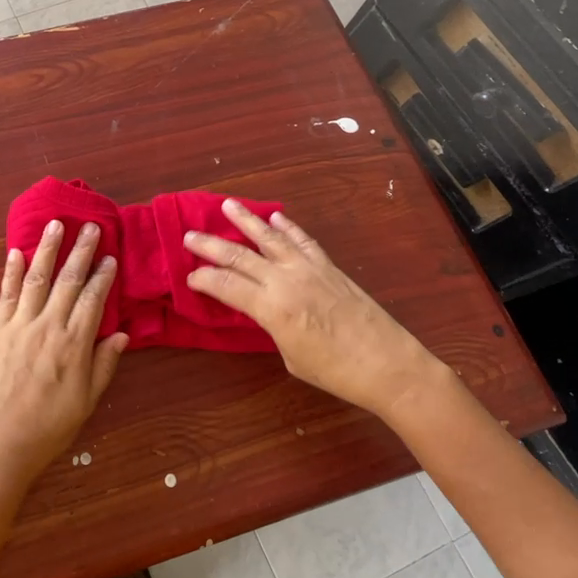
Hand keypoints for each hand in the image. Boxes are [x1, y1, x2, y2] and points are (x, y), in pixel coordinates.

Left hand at [0, 221, 129, 478]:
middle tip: (90, 226)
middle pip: (68, 281)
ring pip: (36, 278)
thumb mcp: (88, 400)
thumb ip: (105, 364)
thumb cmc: (52, 425)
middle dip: (80, 251)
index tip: (110, 256)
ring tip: (54, 224)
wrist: (4, 440)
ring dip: (47, 249)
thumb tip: (123, 334)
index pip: (92, 299)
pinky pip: (6, 295)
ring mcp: (20, 325)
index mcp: (74, 345)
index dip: (102, 276)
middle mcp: (48, 327)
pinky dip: (10, 271)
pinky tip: (16, 251)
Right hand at [184, 200, 445, 417]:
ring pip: (270, 238)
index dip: (203, 279)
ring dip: (246, 220)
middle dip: (210, 245)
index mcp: (271, 308)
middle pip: (239, 255)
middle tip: (189, 235)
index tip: (189, 277)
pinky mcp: (328, 267)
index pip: (225, 285)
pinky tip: (276, 217)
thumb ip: (272, 327)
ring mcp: (308, 269)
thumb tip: (263, 310)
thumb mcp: (291, 356)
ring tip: (226, 205)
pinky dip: (288, 227)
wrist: (389, 365)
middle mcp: (285, 281)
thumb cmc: (336, 373)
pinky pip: (302, 241)